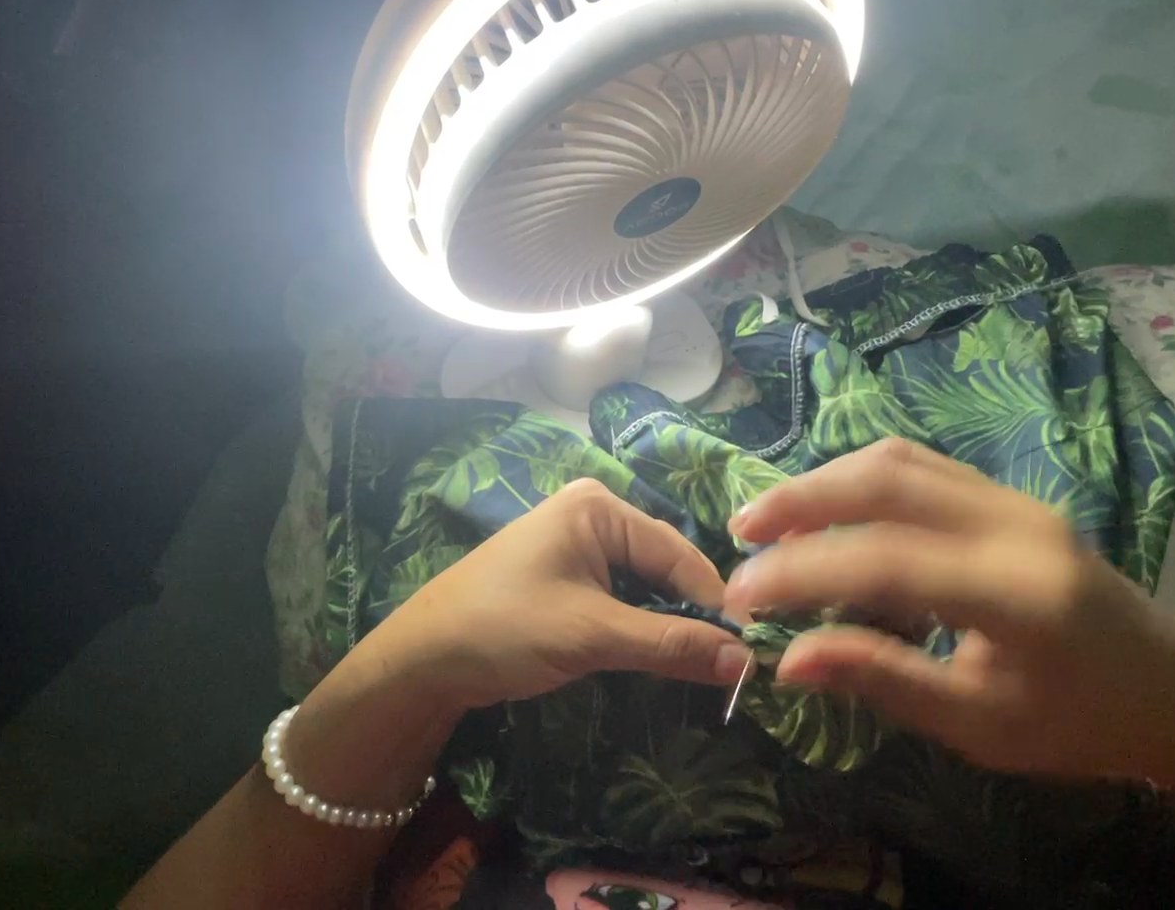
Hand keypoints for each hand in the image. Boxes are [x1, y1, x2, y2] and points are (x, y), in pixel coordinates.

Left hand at [363, 478, 751, 713]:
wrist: (422, 659)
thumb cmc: (503, 629)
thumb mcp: (591, 634)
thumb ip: (669, 644)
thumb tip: (746, 662)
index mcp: (599, 507)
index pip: (678, 553)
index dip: (716, 604)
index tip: (751, 653)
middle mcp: (595, 513)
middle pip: (665, 566)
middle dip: (692, 615)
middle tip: (731, 666)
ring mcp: (580, 542)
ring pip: (647, 583)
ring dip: (669, 623)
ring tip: (703, 665)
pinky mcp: (570, 572)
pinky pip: (623, 594)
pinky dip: (642, 624)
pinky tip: (661, 653)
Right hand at [724, 439, 1174, 786]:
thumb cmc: (1083, 725)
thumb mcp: (978, 723)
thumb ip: (881, 679)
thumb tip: (787, 659)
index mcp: (1015, 590)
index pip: (883, 558)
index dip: (801, 571)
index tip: (742, 594)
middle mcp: (1012, 522)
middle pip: (885, 478)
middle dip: (800, 500)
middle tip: (743, 533)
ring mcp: (1012, 498)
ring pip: (897, 459)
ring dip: (824, 481)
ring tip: (772, 518)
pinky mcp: (1006, 495)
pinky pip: (918, 466)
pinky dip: (859, 480)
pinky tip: (829, 508)